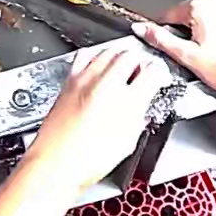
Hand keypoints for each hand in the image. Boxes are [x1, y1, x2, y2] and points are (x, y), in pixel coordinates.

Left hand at [24, 44, 172, 190]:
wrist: (55, 164)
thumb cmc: (87, 161)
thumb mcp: (127, 143)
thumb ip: (138, 119)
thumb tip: (141, 108)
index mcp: (128, 101)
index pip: (153, 71)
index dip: (160, 73)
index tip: (157, 77)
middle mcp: (106, 84)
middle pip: (130, 54)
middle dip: (139, 63)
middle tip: (139, 74)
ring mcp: (85, 80)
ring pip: (108, 51)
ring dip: (118, 57)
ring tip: (120, 70)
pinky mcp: (69, 81)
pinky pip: (85, 56)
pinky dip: (95, 58)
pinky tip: (97, 68)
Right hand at [132, 0, 215, 95]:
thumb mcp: (187, 57)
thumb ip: (160, 39)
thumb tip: (141, 28)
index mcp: (199, 8)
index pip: (170, 13)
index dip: (164, 27)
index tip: (165, 39)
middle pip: (191, 6)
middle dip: (186, 22)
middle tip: (189, 45)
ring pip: (214, 0)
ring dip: (206, 12)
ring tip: (207, 34)